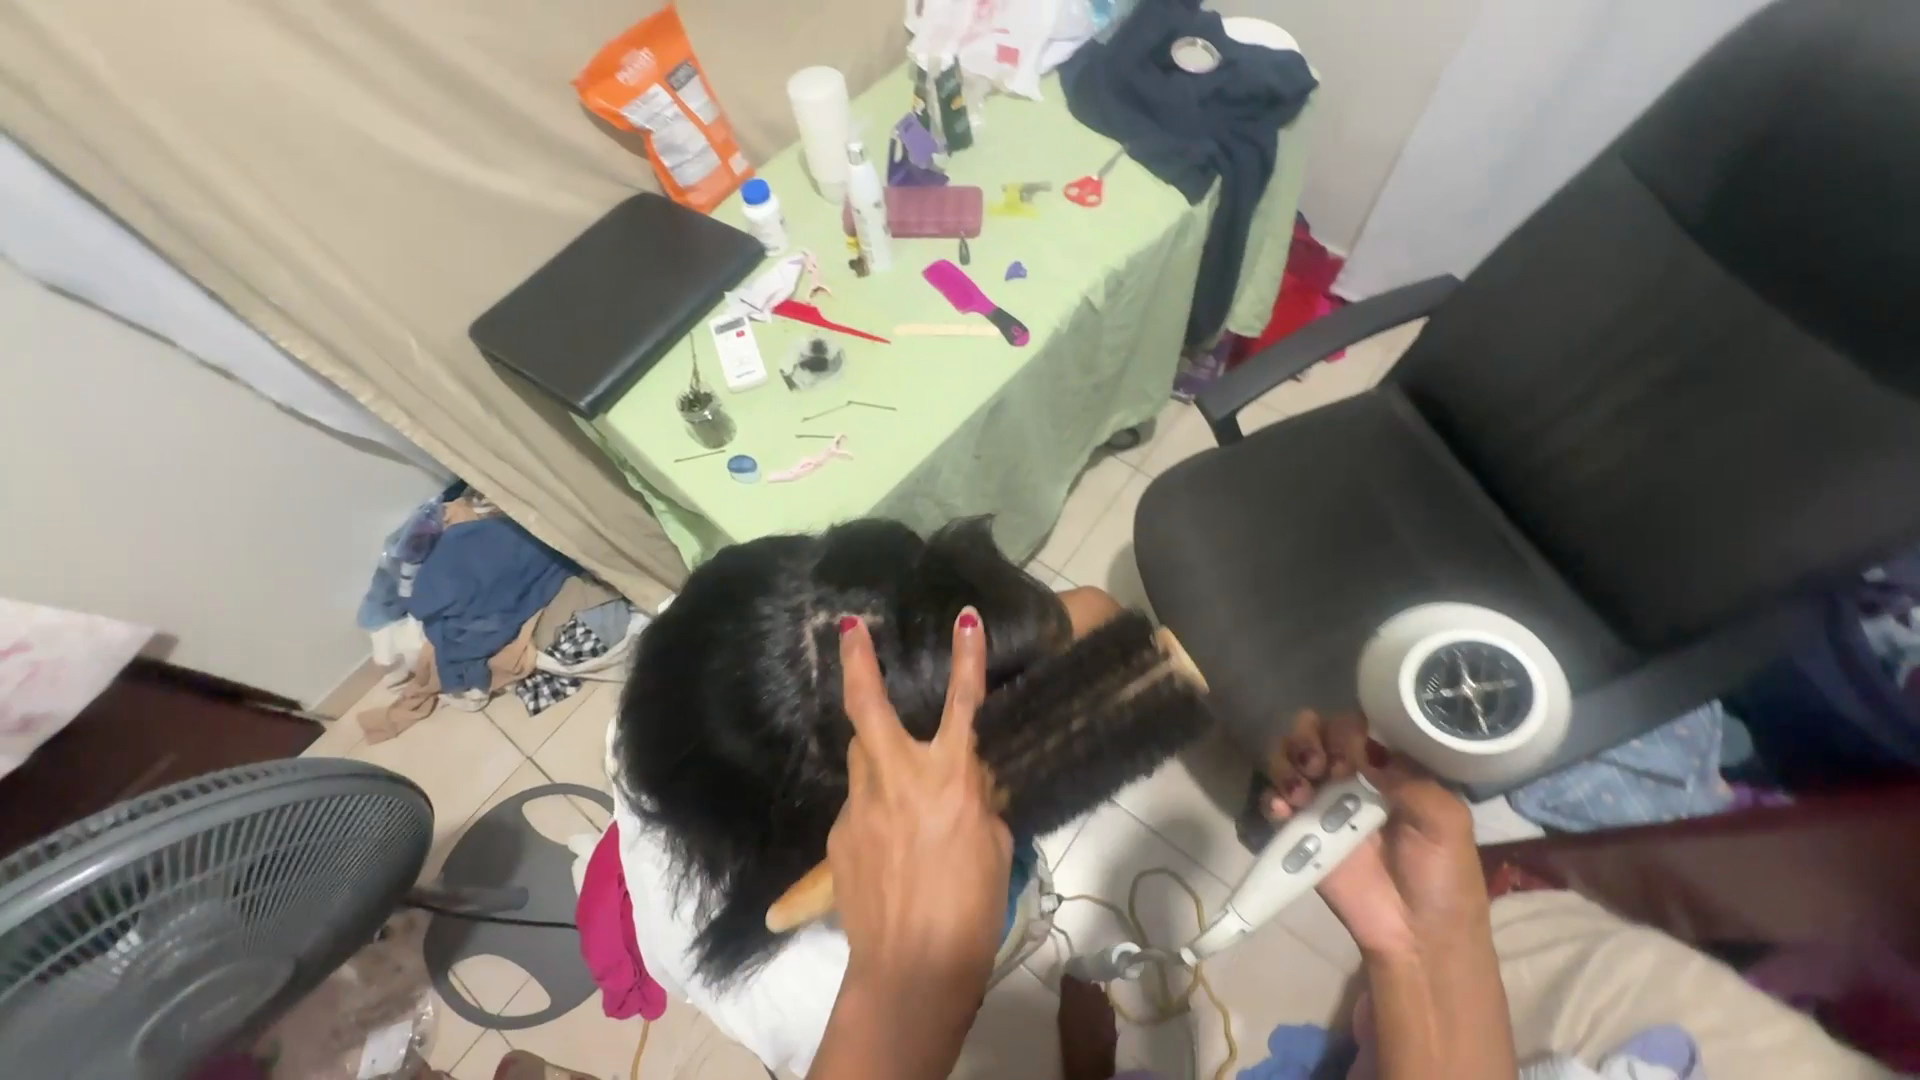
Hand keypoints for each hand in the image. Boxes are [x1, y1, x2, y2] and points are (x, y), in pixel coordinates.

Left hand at [827, 608, 1013, 990]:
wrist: (911, 971)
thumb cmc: (971, 909)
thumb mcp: (992, 845)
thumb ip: (975, 800)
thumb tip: (964, 781)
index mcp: (948, 780)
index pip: (964, 704)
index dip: (968, 657)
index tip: (964, 617)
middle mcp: (898, 779)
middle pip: (868, 708)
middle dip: (858, 662)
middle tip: (849, 628)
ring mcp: (859, 806)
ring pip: (861, 756)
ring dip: (876, 751)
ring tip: (896, 779)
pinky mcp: (838, 837)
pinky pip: (858, 804)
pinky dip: (873, 806)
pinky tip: (887, 844)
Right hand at [1057, 975, 1117, 1079]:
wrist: (1090, 1065)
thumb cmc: (1070, 1043)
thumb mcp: (1062, 1018)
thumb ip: (1066, 999)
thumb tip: (1068, 985)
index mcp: (1072, 994)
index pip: (1071, 976)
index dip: (1071, 976)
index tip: (1068, 978)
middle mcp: (1090, 993)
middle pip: (1087, 981)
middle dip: (1083, 984)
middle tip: (1078, 992)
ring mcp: (1104, 1003)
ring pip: (1098, 990)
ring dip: (1094, 994)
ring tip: (1089, 1002)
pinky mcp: (1112, 1013)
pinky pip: (1106, 1003)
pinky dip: (1101, 1005)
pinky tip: (1098, 1013)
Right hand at [1261, 711, 1514, 1079]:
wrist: (1417, 936)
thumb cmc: (1442, 876)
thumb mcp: (1446, 821)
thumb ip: (1410, 779)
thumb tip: (1365, 749)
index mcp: (1388, 768)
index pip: (1356, 724)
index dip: (1347, 729)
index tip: (1353, 754)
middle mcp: (1350, 777)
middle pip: (1313, 731)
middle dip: (1307, 738)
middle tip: (1319, 766)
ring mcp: (1320, 802)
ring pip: (1286, 757)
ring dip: (1286, 762)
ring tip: (1300, 791)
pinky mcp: (1298, 830)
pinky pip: (1272, 800)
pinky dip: (1272, 798)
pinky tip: (1285, 811)